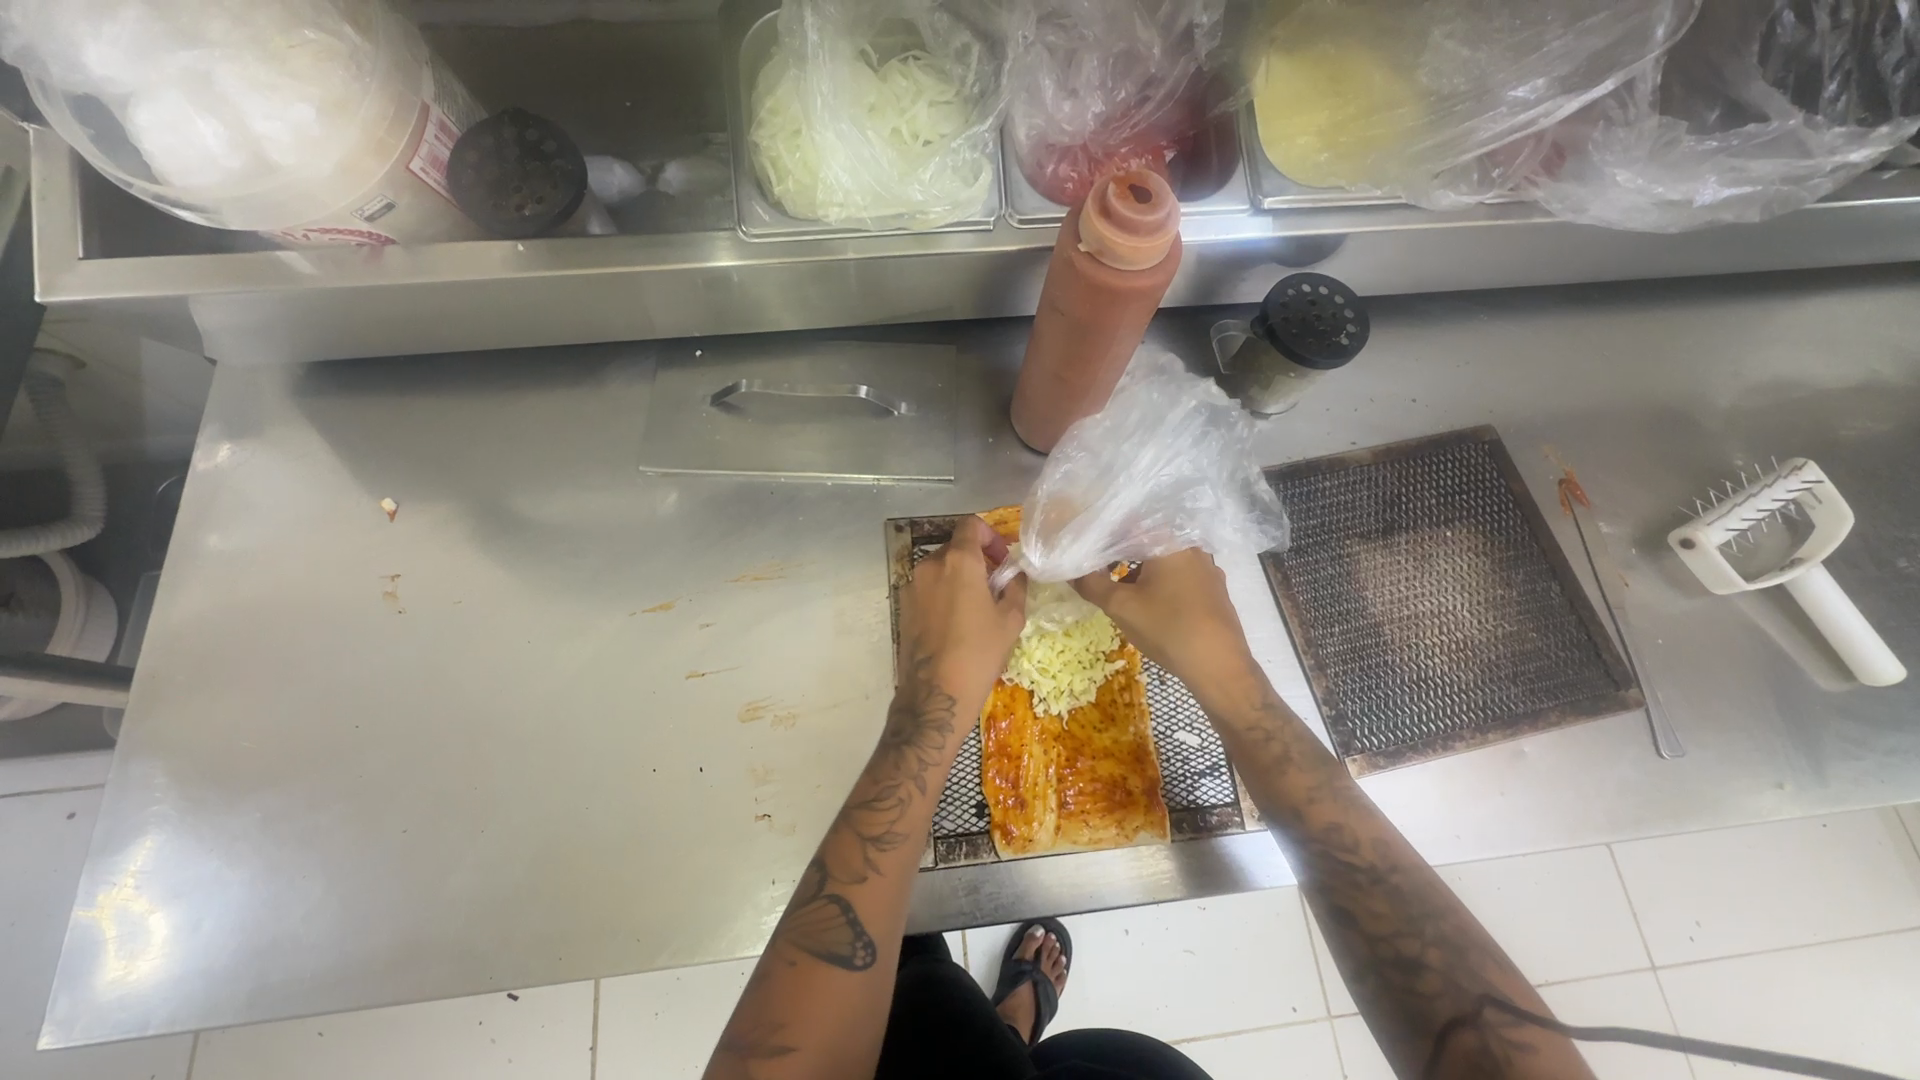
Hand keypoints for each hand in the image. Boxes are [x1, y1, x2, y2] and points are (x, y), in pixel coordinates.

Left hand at [896, 516, 1027, 710]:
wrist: (936, 693)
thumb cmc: (979, 653)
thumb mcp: (1011, 619)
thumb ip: (1016, 587)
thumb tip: (1014, 575)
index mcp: (958, 562)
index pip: (971, 525)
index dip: (989, 535)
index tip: (1002, 560)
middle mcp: (930, 566)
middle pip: (955, 548)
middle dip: (977, 560)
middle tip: (995, 587)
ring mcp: (912, 587)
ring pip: (940, 569)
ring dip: (959, 578)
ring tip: (976, 608)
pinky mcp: (903, 607)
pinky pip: (928, 589)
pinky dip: (943, 594)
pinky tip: (956, 624)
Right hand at [1071, 549, 1256, 686]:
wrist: (1219, 665)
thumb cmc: (1167, 628)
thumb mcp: (1120, 606)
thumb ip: (1092, 583)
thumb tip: (1070, 570)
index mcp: (1169, 541)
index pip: (1129, 523)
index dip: (1102, 533)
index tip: (1083, 546)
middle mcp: (1191, 547)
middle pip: (1148, 541)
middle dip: (1121, 553)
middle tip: (1097, 567)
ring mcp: (1207, 568)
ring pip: (1164, 560)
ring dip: (1141, 570)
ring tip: (1120, 588)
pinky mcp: (1214, 589)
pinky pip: (1180, 576)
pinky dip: (1161, 582)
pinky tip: (1150, 603)